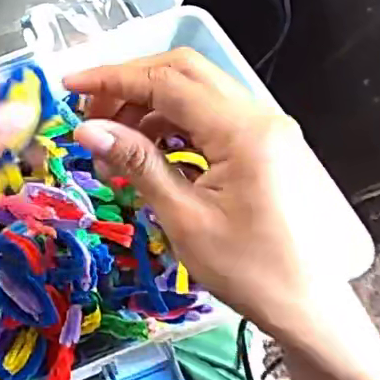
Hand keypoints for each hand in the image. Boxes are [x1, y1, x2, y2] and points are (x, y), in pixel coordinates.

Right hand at [65, 49, 323, 329]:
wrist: (309, 308)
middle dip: (129, 85)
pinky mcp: (262, 143)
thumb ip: (136, 162)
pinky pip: (208, 116)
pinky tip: (148, 153)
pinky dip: (171, 124)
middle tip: (92, 116)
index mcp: (242, 131)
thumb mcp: (183, 218)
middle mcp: (258, 116)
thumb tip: (87, 130)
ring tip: (115, 145)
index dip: (112, 79)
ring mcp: (264, 127)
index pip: (166, 82)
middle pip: (182, 71)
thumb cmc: (250, 271)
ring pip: (194, 91)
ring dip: (148, 106)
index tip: (71, 85)